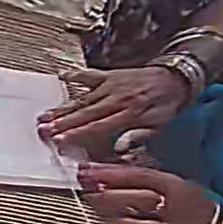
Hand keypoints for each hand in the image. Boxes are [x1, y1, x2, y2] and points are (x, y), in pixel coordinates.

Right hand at [38, 66, 189, 154]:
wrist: (178, 77)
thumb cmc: (167, 104)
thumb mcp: (160, 125)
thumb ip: (138, 136)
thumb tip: (120, 148)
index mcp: (130, 113)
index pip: (97, 126)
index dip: (77, 133)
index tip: (60, 139)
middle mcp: (117, 98)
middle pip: (84, 113)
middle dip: (62, 122)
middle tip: (43, 129)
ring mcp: (111, 85)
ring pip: (82, 98)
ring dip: (62, 108)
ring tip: (45, 116)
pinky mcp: (109, 75)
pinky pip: (90, 75)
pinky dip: (75, 75)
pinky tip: (62, 77)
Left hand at [77, 163, 217, 223]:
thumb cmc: (194, 208)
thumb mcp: (178, 186)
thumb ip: (149, 181)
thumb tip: (111, 173)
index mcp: (177, 185)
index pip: (140, 176)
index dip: (111, 172)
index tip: (88, 169)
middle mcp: (174, 205)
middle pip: (132, 195)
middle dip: (103, 189)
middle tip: (83, 183)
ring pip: (130, 218)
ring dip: (107, 209)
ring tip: (90, 200)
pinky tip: (107, 221)